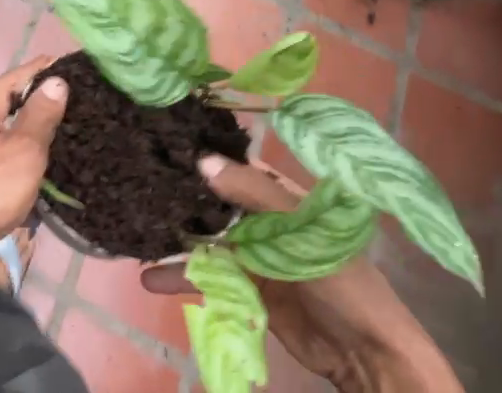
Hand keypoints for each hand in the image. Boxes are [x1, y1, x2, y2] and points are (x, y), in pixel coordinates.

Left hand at [0, 56, 67, 269]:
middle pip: (0, 102)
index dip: (41, 70)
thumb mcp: (23, 153)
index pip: (14, 78)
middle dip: (29, 101)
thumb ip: (40, 116)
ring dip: (16, 129)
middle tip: (64, 102)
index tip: (64, 63)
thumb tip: (54, 80)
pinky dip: (3, 151)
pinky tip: (17, 164)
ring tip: (46, 132)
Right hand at [141, 157, 462, 392]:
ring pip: (203, 241)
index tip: (160, 145)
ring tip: (135, 234)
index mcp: (280, 198)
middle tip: (134, 186)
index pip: (235, 168)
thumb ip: (253, 194)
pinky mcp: (243, 290)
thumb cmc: (342, 281)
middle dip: (178, 199)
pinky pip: (205, 277)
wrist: (367, 356)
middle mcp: (262, 222)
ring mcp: (251, 257)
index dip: (202, 158)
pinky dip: (179, 278)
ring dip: (173, 241)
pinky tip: (150, 279)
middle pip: (212, 204)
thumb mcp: (301, 232)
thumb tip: (201, 159)